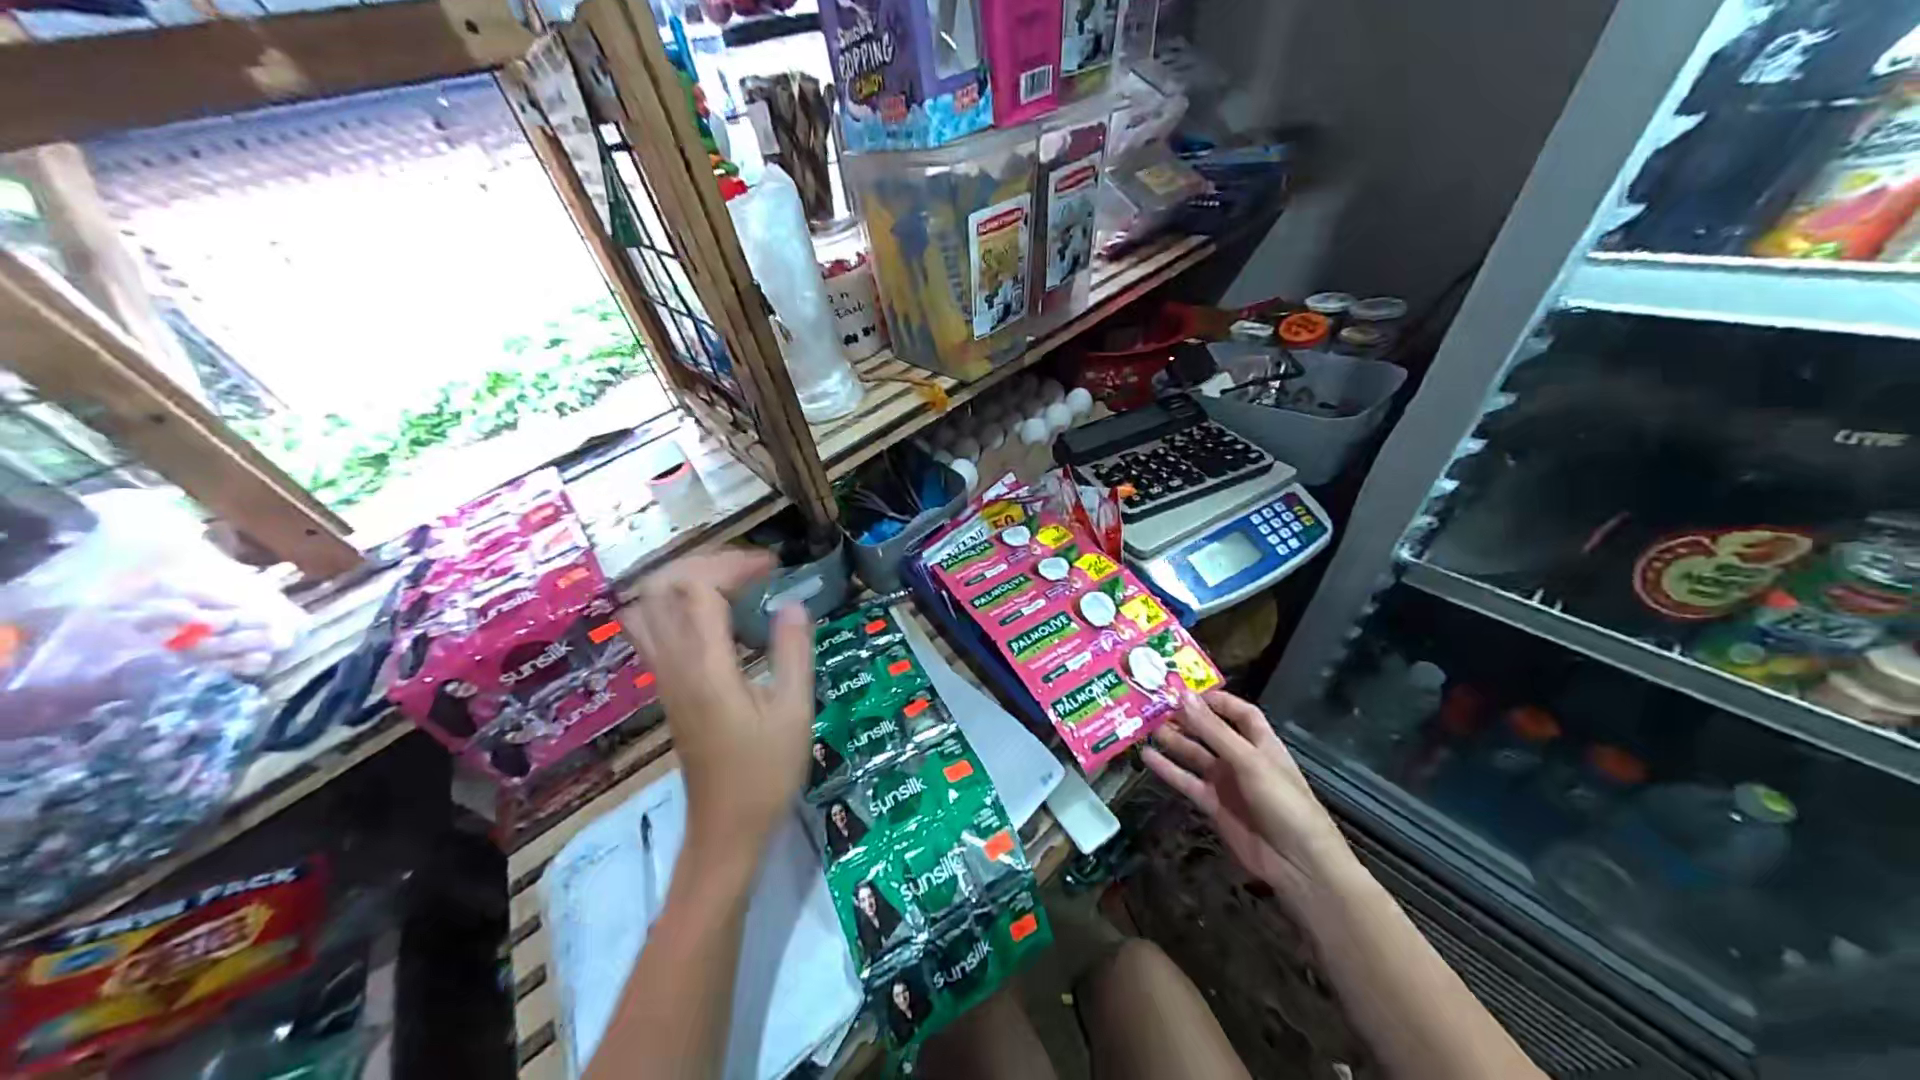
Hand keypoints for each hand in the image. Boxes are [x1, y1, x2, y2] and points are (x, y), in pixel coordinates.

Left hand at [620, 550, 813, 857]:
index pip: (697, 589)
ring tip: (731, 582)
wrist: (725, 827)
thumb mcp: (794, 711)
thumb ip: (792, 652)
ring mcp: (663, 677)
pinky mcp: (666, 688)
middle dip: (705, 563)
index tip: (774, 566)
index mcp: (705, 667)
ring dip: (685, 581)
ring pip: (648, 607)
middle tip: (750, 569)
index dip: (733, 564)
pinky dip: (678, 605)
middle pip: (661, 587)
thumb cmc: (765, 773)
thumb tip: (793, 604)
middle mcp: (673, 664)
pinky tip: (719, 617)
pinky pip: (654, 629)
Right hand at [1142, 690, 1351, 898]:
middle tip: (1156, 707)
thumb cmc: (1283, 802)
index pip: (1240, 713)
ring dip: (1174, 741)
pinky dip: (1168, 769)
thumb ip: (1213, 730)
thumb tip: (1183, 696)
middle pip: (1211, 732)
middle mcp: (1242, 759)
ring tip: (1147, 727)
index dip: (1217, 701)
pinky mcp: (1212, 804)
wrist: (1296, 862)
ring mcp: (1226, 782)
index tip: (1186, 691)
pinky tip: (1148, 758)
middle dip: (1187, 720)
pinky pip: (1186, 781)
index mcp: (1261, 743)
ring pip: (1195, 755)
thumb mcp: (1249, 760)